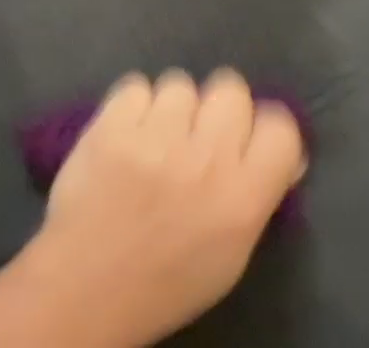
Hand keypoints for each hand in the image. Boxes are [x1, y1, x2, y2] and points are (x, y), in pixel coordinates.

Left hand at [14, 68, 307, 347]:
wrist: (89, 284)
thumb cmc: (168, 279)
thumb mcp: (233, 252)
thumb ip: (257, 195)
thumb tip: (277, 151)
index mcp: (243, 198)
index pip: (279, 126)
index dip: (265, 124)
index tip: (247, 136)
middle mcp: (205, 158)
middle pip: (229, 89)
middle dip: (218, 104)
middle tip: (199, 128)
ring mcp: (154, 137)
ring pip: (179, 82)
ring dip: (171, 105)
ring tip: (155, 133)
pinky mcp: (110, 125)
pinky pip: (135, 85)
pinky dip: (132, 103)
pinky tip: (126, 130)